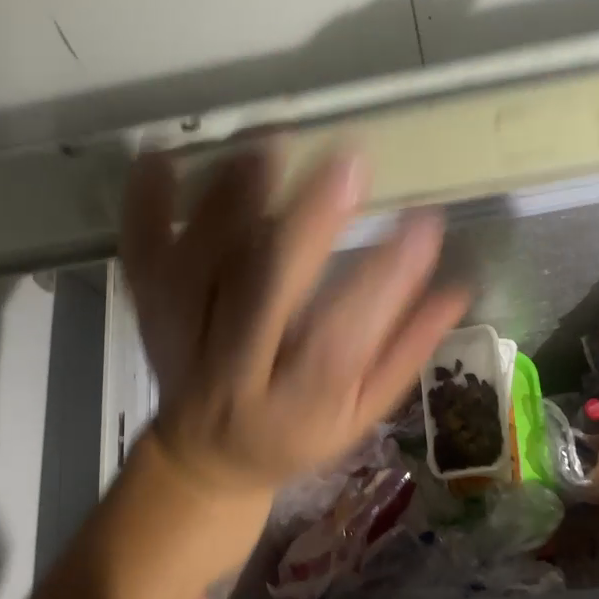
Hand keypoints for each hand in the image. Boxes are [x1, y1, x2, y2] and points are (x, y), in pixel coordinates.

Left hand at [118, 145, 470, 492]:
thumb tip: (458, 287)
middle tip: (346, 162)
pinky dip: (144, 206)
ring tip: (273, 141)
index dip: (381, 285)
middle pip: (261, 294)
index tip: (424, 224)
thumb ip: (404, 355)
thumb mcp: (360, 415)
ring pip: (199, 265)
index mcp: (294, 402)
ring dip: (231, 200)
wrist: (206, 457)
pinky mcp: (150, 313)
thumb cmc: (296, 433)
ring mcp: (183, 339)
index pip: (338, 343)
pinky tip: (161, 157)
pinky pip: (140, 256)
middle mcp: (233, 370)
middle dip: (305, 227)